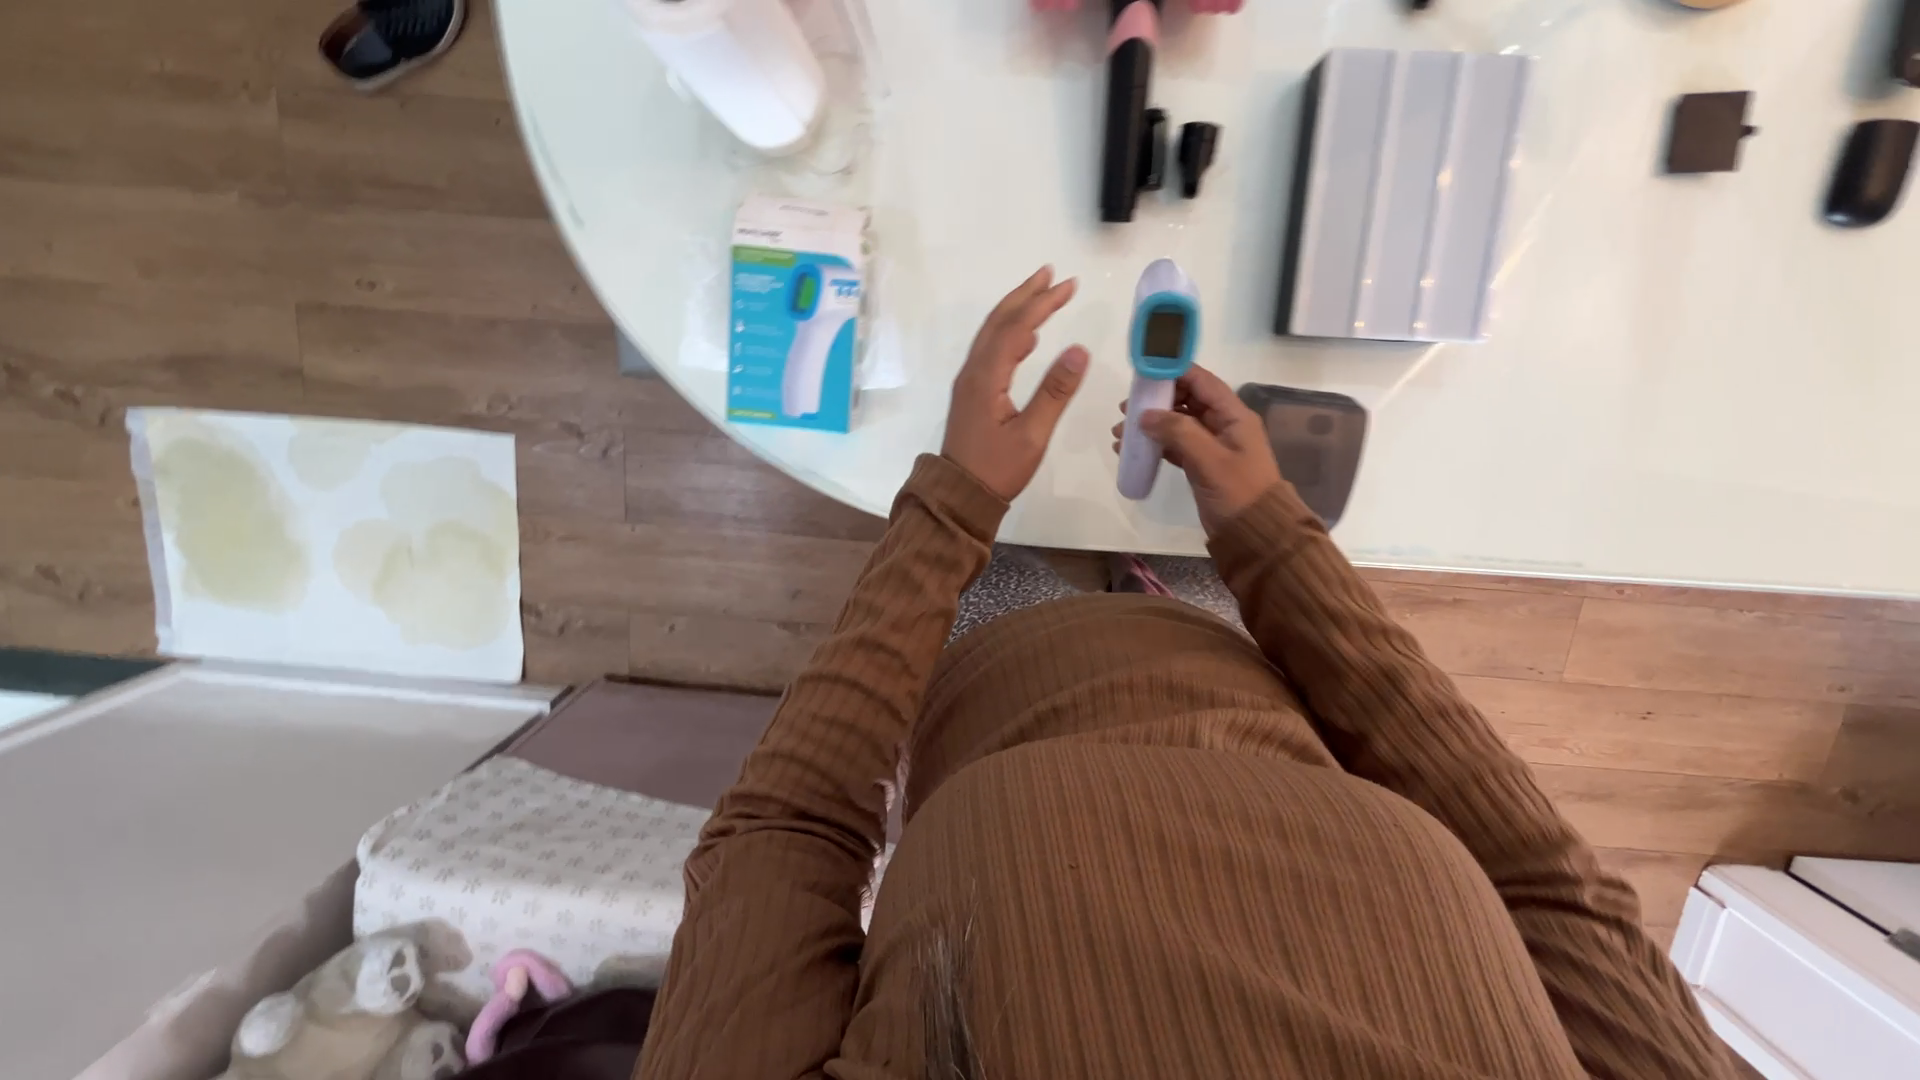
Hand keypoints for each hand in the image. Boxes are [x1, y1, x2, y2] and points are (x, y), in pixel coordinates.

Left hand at [941, 266, 1089, 500]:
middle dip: (1026, 296)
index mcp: (985, 378)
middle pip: (998, 322)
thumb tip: (1078, 349)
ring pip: (991, 335)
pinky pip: (990, 352)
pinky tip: (1026, 340)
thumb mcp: (1032, 435)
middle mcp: (972, 373)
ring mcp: (969, 383)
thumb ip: (1055, 392)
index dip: (1042, 303)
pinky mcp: (971, 394)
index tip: (1068, 284)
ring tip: (1042, 296)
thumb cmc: (997, 470)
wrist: (959, 496)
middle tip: (1052, 275)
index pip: (1016, 327)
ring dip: (1016, 312)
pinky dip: (1009, 335)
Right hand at [1110, 362, 1287, 534]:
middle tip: (1125, 408)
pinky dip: (1154, 444)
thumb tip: (1145, 415)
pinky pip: (1175, 445)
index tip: (1143, 374)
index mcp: (1233, 415)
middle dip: (1155, 401)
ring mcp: (1211, 444)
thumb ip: (1178, 432)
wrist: (1253, 533)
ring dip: (1150, 425)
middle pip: (1186, 400)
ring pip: (1177, 423)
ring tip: (1121, 434)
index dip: (1174, 372)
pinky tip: (1132, 450)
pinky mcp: (1201, 463)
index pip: (1201, 381)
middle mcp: (1223, 424)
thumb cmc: (1237, 491)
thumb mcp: (1209, 459)